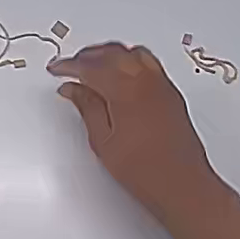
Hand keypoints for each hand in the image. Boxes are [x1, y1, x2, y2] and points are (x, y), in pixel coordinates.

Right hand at [50, 43, 232, 222]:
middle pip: (112, 54)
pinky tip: (120, 73)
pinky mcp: (171, 93)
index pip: (90, 66)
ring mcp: (162, 85)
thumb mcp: (103, 141)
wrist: (182, 185)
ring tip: (92, 66)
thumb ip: (87, 107)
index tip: (57, 69)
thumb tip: (73, 89)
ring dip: (109, 55)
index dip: (69, 66)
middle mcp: (146, 81)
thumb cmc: (146, 171)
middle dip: (87, 56)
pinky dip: (129, 59)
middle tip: (70, 67)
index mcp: (125, 89)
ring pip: (131, 53)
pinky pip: (147, 62)